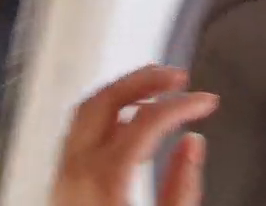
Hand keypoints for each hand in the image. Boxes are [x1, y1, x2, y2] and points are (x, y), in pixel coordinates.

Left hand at [53, 66, 215, 205]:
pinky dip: (103, 111)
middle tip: (177, 77)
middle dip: (145, 79)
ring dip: (121, 90)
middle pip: (108, 99)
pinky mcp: (59, 189)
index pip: (148, 119)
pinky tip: (124, 120)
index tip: (206, 101)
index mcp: (105, 180)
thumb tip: (191, 144)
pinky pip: (77, 130)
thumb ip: (181, 188)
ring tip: (153, 88)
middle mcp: (77, 171)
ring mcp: (63, 178)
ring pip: (86, 109)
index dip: (182, 104)